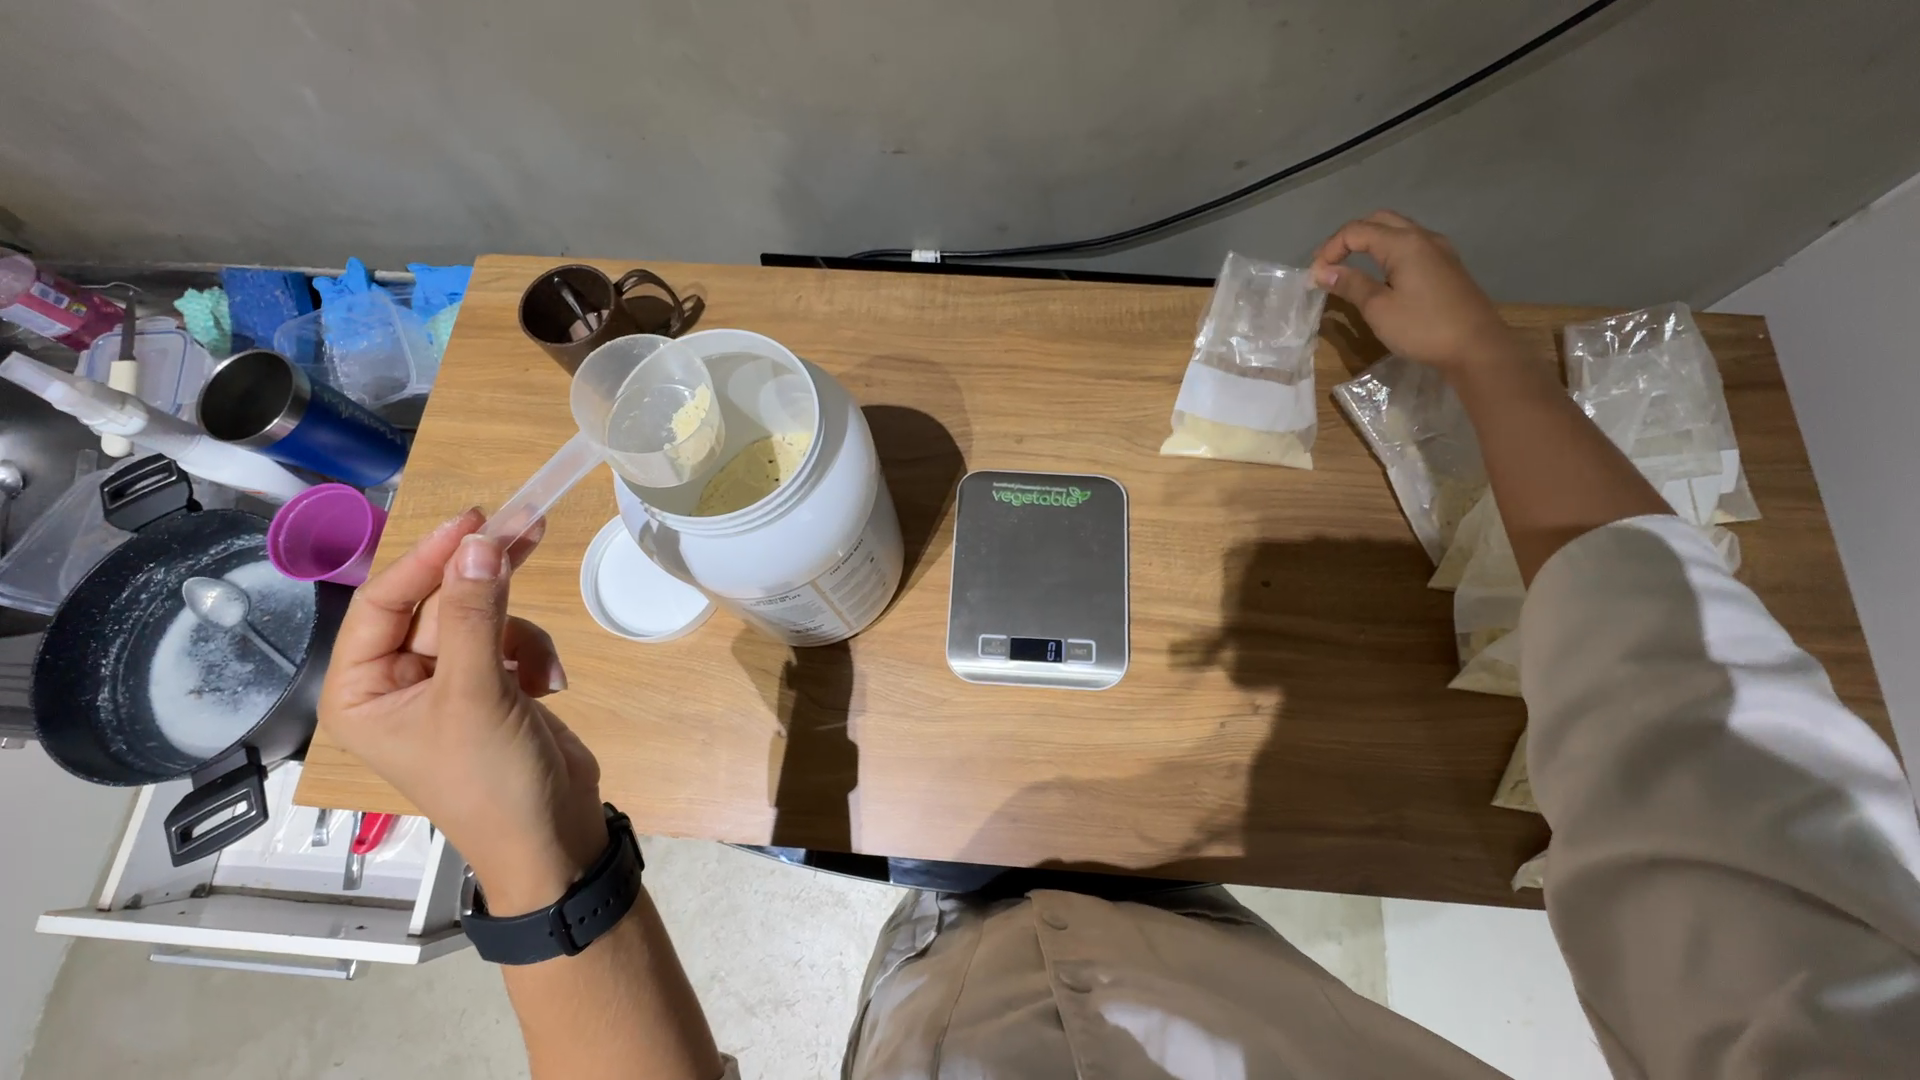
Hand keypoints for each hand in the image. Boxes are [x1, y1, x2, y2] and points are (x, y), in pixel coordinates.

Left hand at [318, 508, 607, 914]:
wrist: (552, 835)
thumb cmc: (491, 778)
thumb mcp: (477, 695)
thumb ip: (477, 616)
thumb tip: (480, 543)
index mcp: (363, 689)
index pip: (385, 604)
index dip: (428, 557)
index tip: (475, 519)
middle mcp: (400, 681)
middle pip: (440, 603)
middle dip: (484, 578)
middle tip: (526, 525)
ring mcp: (453, 683)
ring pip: (485, 618)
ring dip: (520, 634)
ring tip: (541, 670)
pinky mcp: (497, 688)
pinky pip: (513, 642)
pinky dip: (535, 656)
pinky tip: (550, 686)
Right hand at [1310, 210, 1518, 375]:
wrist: (1476, 347)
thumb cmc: (1422, 327)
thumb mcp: (1378, 308)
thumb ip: (1351, 285)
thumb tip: (1323, 272)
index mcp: (1404, 243)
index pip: (1356, 231)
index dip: (1330, 249)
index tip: (1314, 277)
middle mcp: (1423, 237)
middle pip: (1378, 221)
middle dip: (1348, 238)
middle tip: (1328, 264)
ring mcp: (1438, 250)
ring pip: (1397, 231)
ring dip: (1369, 242)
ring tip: (1349, 267)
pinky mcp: (1446, 266)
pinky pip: (1410, 246)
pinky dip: (1387, 252)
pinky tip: (1380, 274)